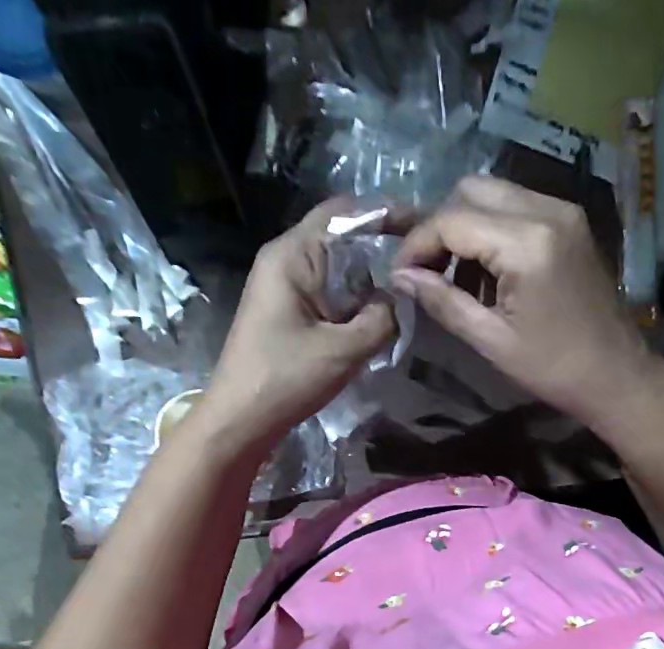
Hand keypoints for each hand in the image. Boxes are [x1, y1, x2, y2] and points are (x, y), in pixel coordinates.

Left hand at [200, 199, 397, 449]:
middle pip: (342, 238)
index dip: (386, 214)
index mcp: (292, 255)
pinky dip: (353, 300)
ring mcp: (282, 286)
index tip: (423, 230)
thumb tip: (397, 301)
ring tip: (405, 295)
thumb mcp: (344, 349)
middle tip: (420, 270)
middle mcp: (284, 260)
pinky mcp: (286, 311)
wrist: (240, 420)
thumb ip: (382, 318)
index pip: (345, 212)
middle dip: (381, 250)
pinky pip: (327, 292)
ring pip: (337, 268)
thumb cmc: (285, 379)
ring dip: (368, 280)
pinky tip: (375, 318)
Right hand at [390, 176, 663, 431]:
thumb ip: (442, 300)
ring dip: (465, 227)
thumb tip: (400, 277)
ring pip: (493, 194)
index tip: (400, 275)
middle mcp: (546, 210)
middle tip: (426, 271)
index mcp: (526, 242)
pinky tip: (487, 272)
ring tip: (456, 277)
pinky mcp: (571, 222)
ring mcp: (563, 212)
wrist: (616, 374)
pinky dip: (492, 230)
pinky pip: (517, 207)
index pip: (451, 220)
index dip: (417, 245)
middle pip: (471, 191)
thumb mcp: (490, 339)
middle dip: (440, 227)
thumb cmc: (552, 367)